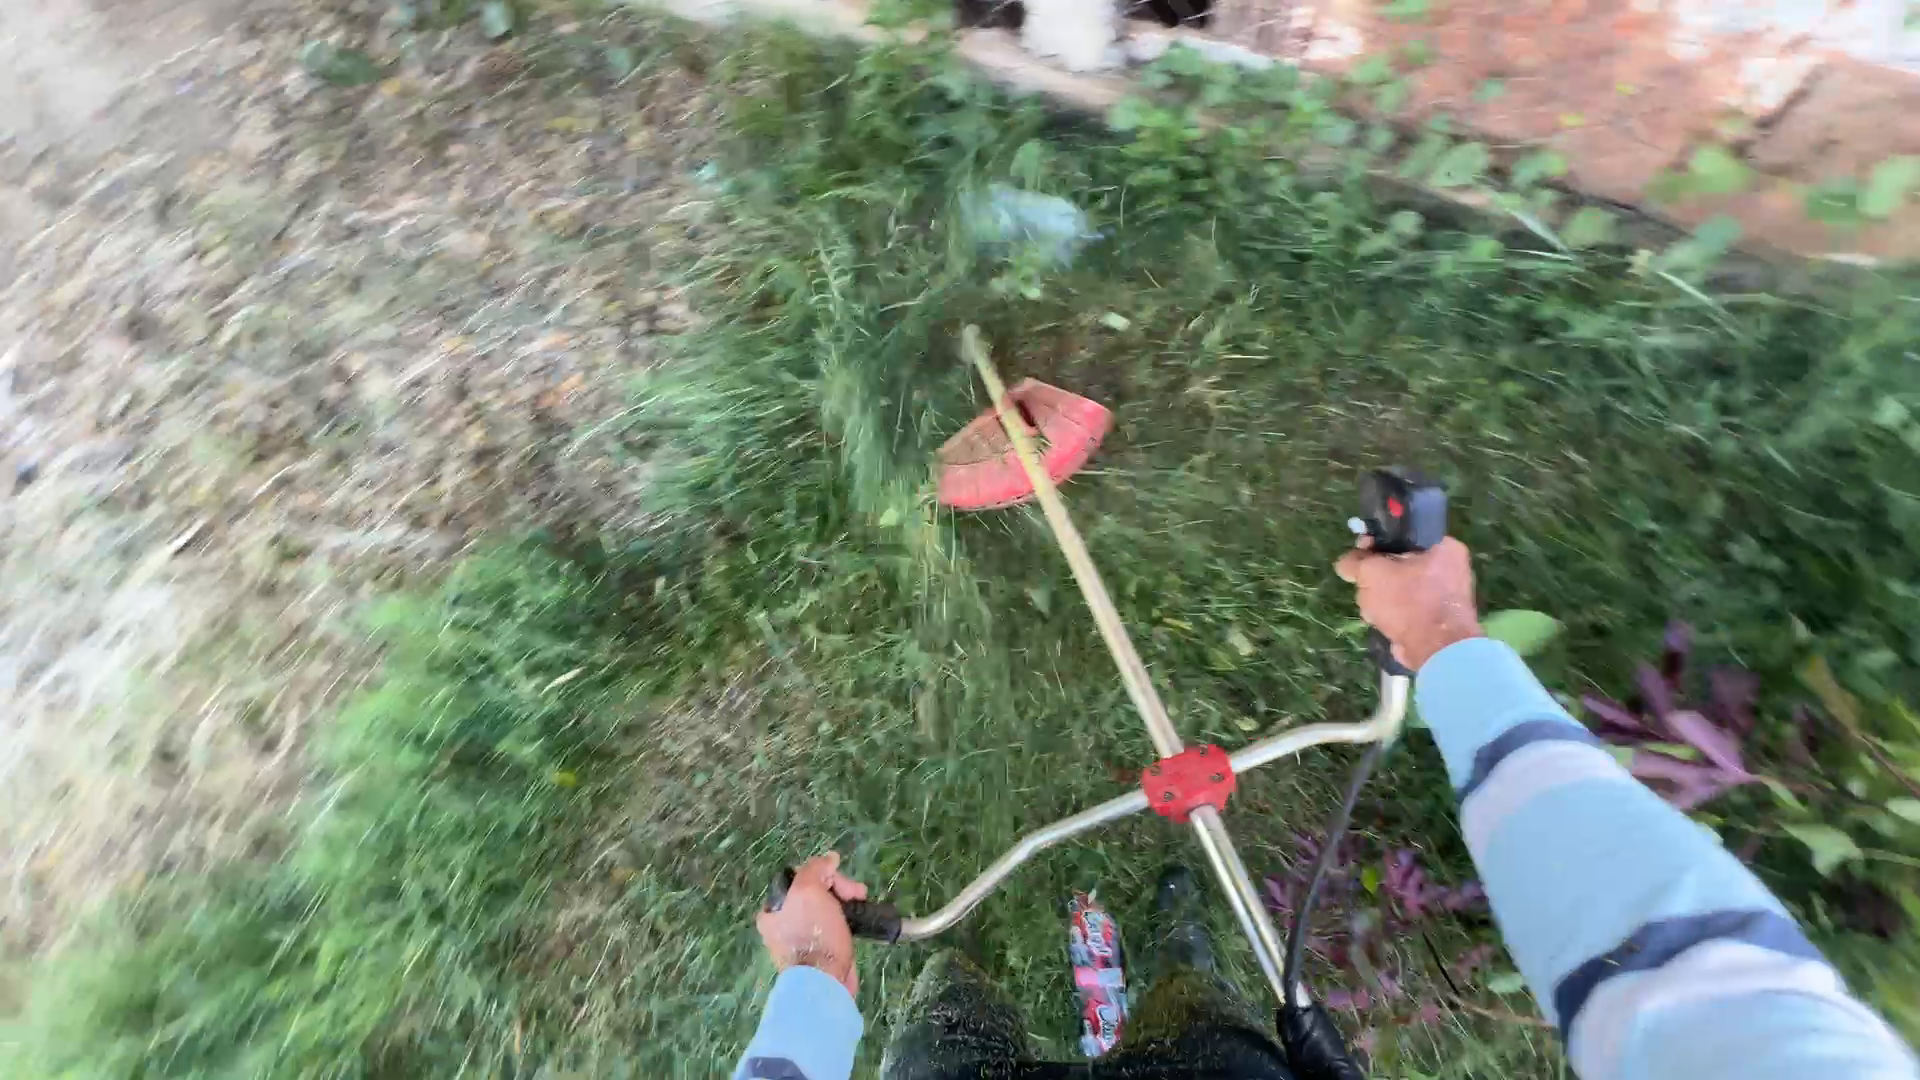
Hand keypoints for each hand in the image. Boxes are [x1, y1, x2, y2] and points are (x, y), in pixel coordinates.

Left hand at [757, 852, 868, 995]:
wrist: (825, 982)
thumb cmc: (814, 934)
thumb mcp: (808, 891)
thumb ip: (815, 869)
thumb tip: (830, 858)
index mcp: (773, 909)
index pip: (802, 877)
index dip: (825, 875)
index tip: (841, 884)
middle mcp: (783, 921)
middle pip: (815, 890)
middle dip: (839, 887)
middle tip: (857, 894)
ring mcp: (801, 936)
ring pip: (826, 905)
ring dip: (845, 900)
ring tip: (862, 903)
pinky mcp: (818, 949)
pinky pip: (831, 923)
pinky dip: (844, 917)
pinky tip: (857, 918)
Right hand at [1334, 537, 1483, 671]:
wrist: (1435, 648)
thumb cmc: (1408, 601)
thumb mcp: (1371, 573)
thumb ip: (1354, 561)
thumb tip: (1347, 563)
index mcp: (1442, 546)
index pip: (1400, 535)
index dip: (1374, 542)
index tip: (1359, 553)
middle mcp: (1449, 566)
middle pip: (1395, 563)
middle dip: (1374, 578)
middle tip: (1365, 586)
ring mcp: (1445, 594)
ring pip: (1397, 587)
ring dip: (1379, 598)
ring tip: (1375, 610)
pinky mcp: (1436, 616)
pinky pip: (1405, 606)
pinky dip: (1392, 613)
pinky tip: (1384, 621)